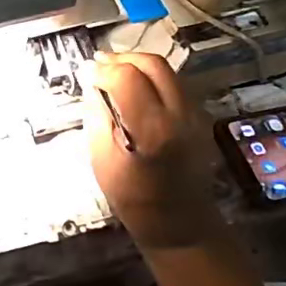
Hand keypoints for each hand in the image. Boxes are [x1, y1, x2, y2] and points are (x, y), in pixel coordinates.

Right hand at [85, 52, 225, 249]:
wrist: (182, 226)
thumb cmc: (136, 202)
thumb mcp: (104, 163)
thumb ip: (98, 120)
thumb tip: (93, 88)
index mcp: (154, 131)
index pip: (128, 79)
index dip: (103, 71)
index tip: (86, 73)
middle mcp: (181, 115)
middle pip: (153, 65)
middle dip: (123, 59)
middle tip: (98, 64)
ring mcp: (195, 114)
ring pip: (167, 71)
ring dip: (138, 64)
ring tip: (112, 71)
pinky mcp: (199, 118)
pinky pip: (174, 84)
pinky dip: (151, 77)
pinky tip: (133, 87)